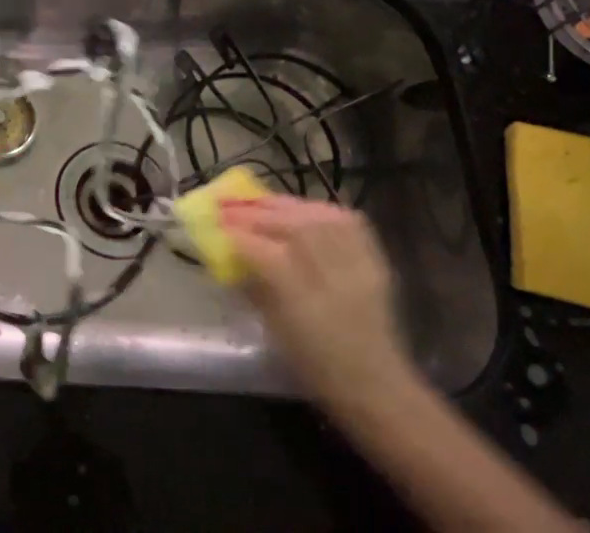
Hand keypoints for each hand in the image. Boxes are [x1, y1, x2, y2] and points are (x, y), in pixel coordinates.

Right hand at [220, 196, 414, 405]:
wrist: (374, 384)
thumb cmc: (315, 366)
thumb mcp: (273, 329)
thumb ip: (252, 286)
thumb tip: (227, 253)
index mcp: (303, 304)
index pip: (264, 253)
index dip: (236, 234)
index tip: (213, 225)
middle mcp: (334, 279)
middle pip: (294, 227)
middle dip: (256, 213)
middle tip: (228, 207)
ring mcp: (359, 268)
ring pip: (320, 217)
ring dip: (285, 206)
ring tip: (261, 204)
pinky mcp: (376, 263)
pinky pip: (349, 221)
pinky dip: (321, 210)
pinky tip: (303, 211)